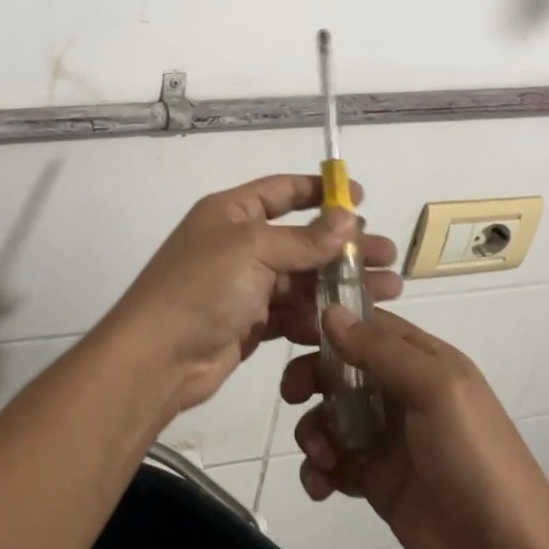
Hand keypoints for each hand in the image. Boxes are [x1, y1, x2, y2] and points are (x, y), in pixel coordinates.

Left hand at [99, 174, 400, 415]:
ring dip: (340, 284)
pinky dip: (318, 317)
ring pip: (300, 280)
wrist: (159, 357)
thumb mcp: (252, 250)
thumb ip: (303, 238)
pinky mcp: (248, 323)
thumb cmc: (202, 289)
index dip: (319, 191)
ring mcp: (242, 286)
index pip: (280, 191)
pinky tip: (350, 323)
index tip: (362, 198)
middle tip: (389, 258)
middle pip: (300, 239)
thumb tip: (347, 216)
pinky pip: (291, 313)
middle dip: (343, 247)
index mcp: (230, 213)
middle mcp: (236, 244)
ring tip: (387, 292)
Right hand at [284, 308, 548, 548]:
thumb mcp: (437, 392)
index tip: (288, 329)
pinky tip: (321, 486)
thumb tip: (330, 311)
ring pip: (330, 416)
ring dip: (313, 430)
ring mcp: (389, 440)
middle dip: (310, 378)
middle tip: (292, 396)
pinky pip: (333, 463)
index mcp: (426, 364)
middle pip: (340, 369)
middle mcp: (404, 395)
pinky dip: (319, 470)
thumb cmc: (476, 462)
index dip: (329, 323)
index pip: (369, 326)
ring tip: (322, 459)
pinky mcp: (377, 481)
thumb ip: (382, 350)